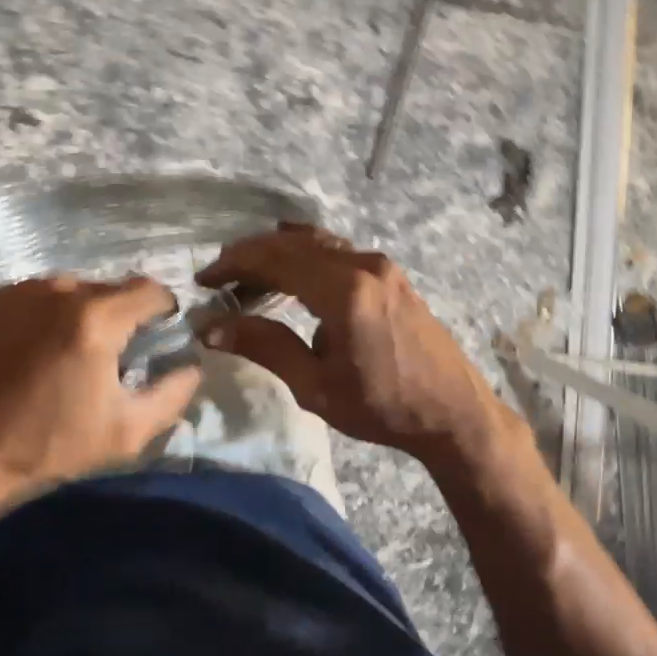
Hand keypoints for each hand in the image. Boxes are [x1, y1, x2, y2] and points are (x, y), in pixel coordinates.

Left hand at [0, 276, 200, 514]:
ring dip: (79, 316)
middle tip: (114, 354)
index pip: (149, 289)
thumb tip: (191, 368)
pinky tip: (32, 356)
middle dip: (120, 316)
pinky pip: (28, 302)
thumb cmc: (47, 446)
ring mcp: (13, 295)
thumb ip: (171, 395)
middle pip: (107, 288)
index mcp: (95, 319)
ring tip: (70, 355)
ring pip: (66, 292)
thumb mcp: (125, 433)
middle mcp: (55, 291)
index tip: (162, 334)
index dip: (165, 309)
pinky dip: (41, 320)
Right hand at [197, 225, 504, 466]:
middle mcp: (364, 265)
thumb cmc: (382, 407)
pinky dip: (306, 257)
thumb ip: (265, 347)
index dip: (233, 265)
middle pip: (293, 244)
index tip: (203, 280)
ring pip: (317, 243)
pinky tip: (291, 273)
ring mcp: (382, 266)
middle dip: (251, 255)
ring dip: (278, 254)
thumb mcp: (315, 385)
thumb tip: (211, 327)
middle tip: (218, 278)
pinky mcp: (391, 275)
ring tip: (248, 278)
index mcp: (344, 290)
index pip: (274, 260)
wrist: (453, 412)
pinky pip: (338, 252)